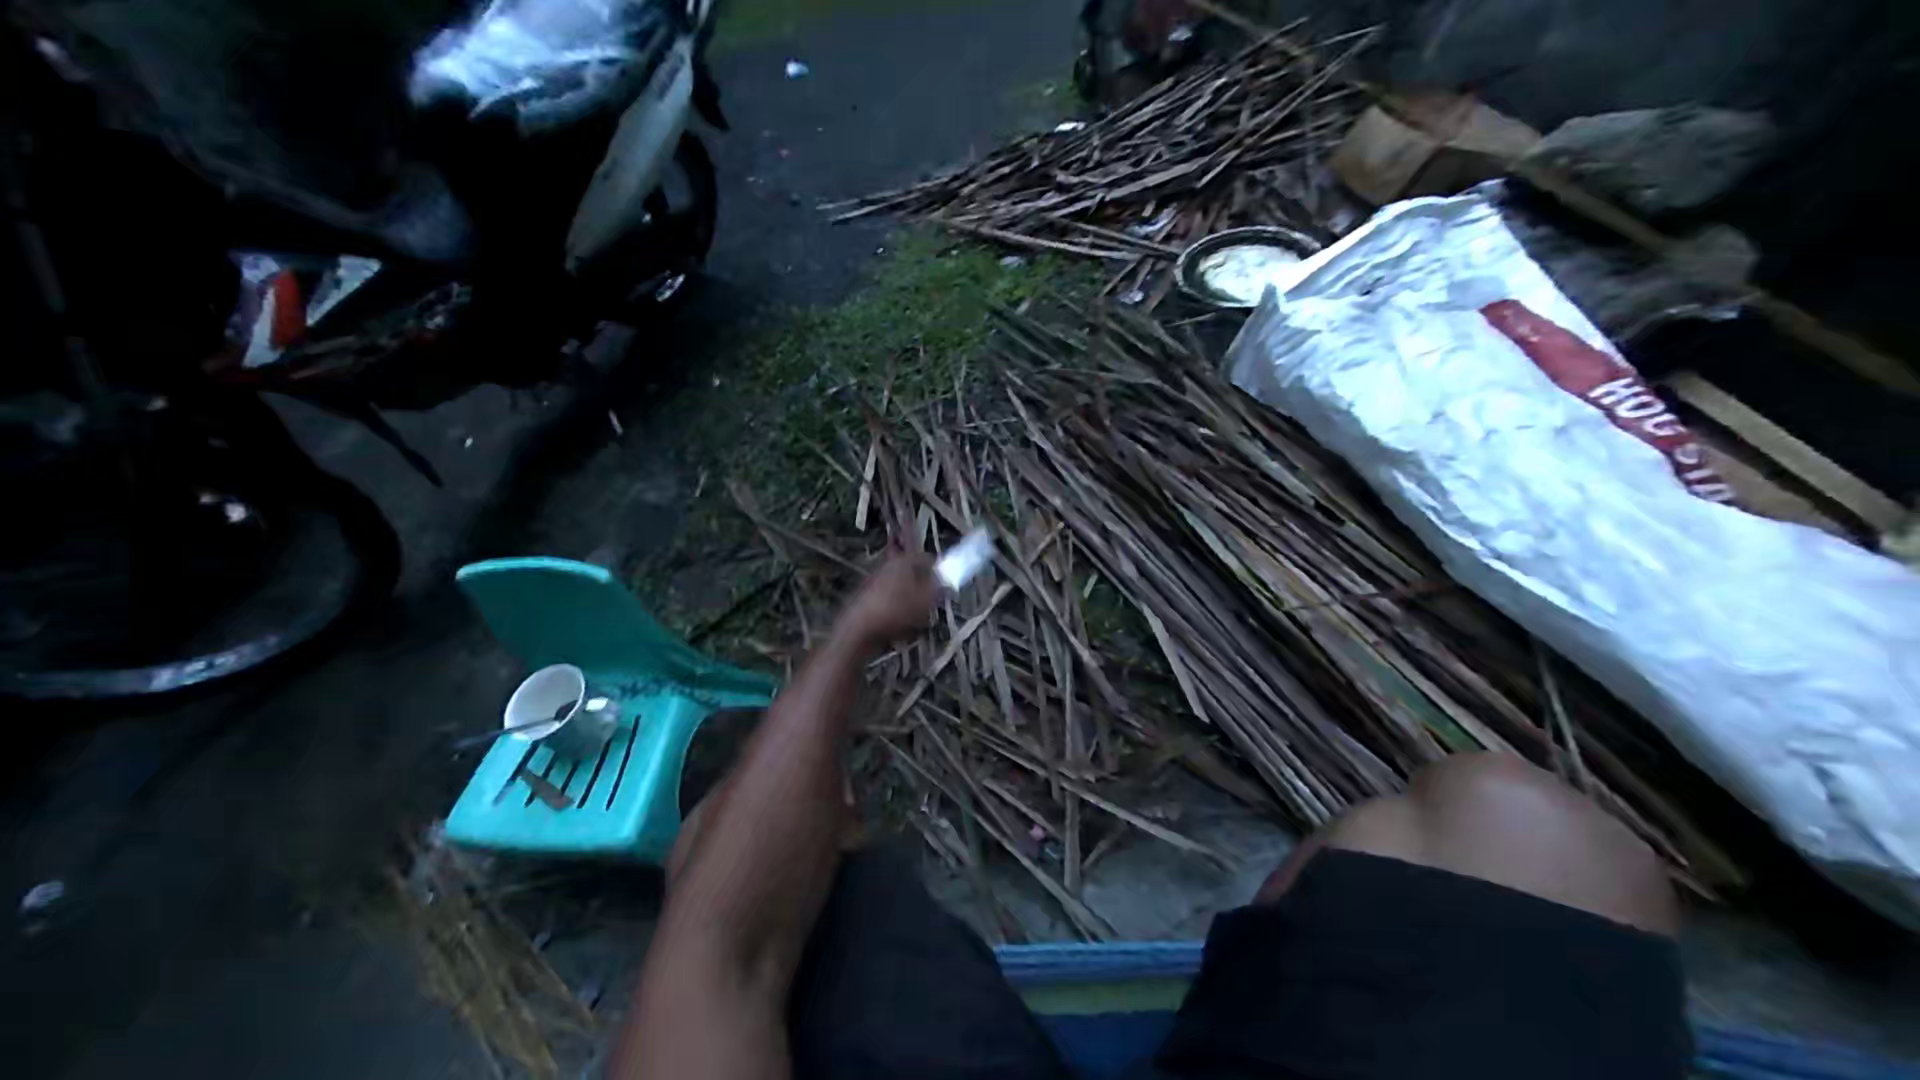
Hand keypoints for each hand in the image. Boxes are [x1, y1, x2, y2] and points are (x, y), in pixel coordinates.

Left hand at [834, 550, 939, 646]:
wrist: (859, 630)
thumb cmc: (897, 610)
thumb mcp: (927, 599)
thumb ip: (941, 588)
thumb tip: (949, 580)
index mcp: (903, 560)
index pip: (928, 559)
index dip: (940, 573)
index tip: (946, 589)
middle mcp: (888, 567)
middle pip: (915, 576)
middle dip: (926, 592)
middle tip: (933, 607)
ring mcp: (876, 583)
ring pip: (904, 592)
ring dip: (913, 606)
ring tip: (918, 623)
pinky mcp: (868, 601)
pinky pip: (892, 605)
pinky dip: (899, 615)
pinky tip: (901, 630)